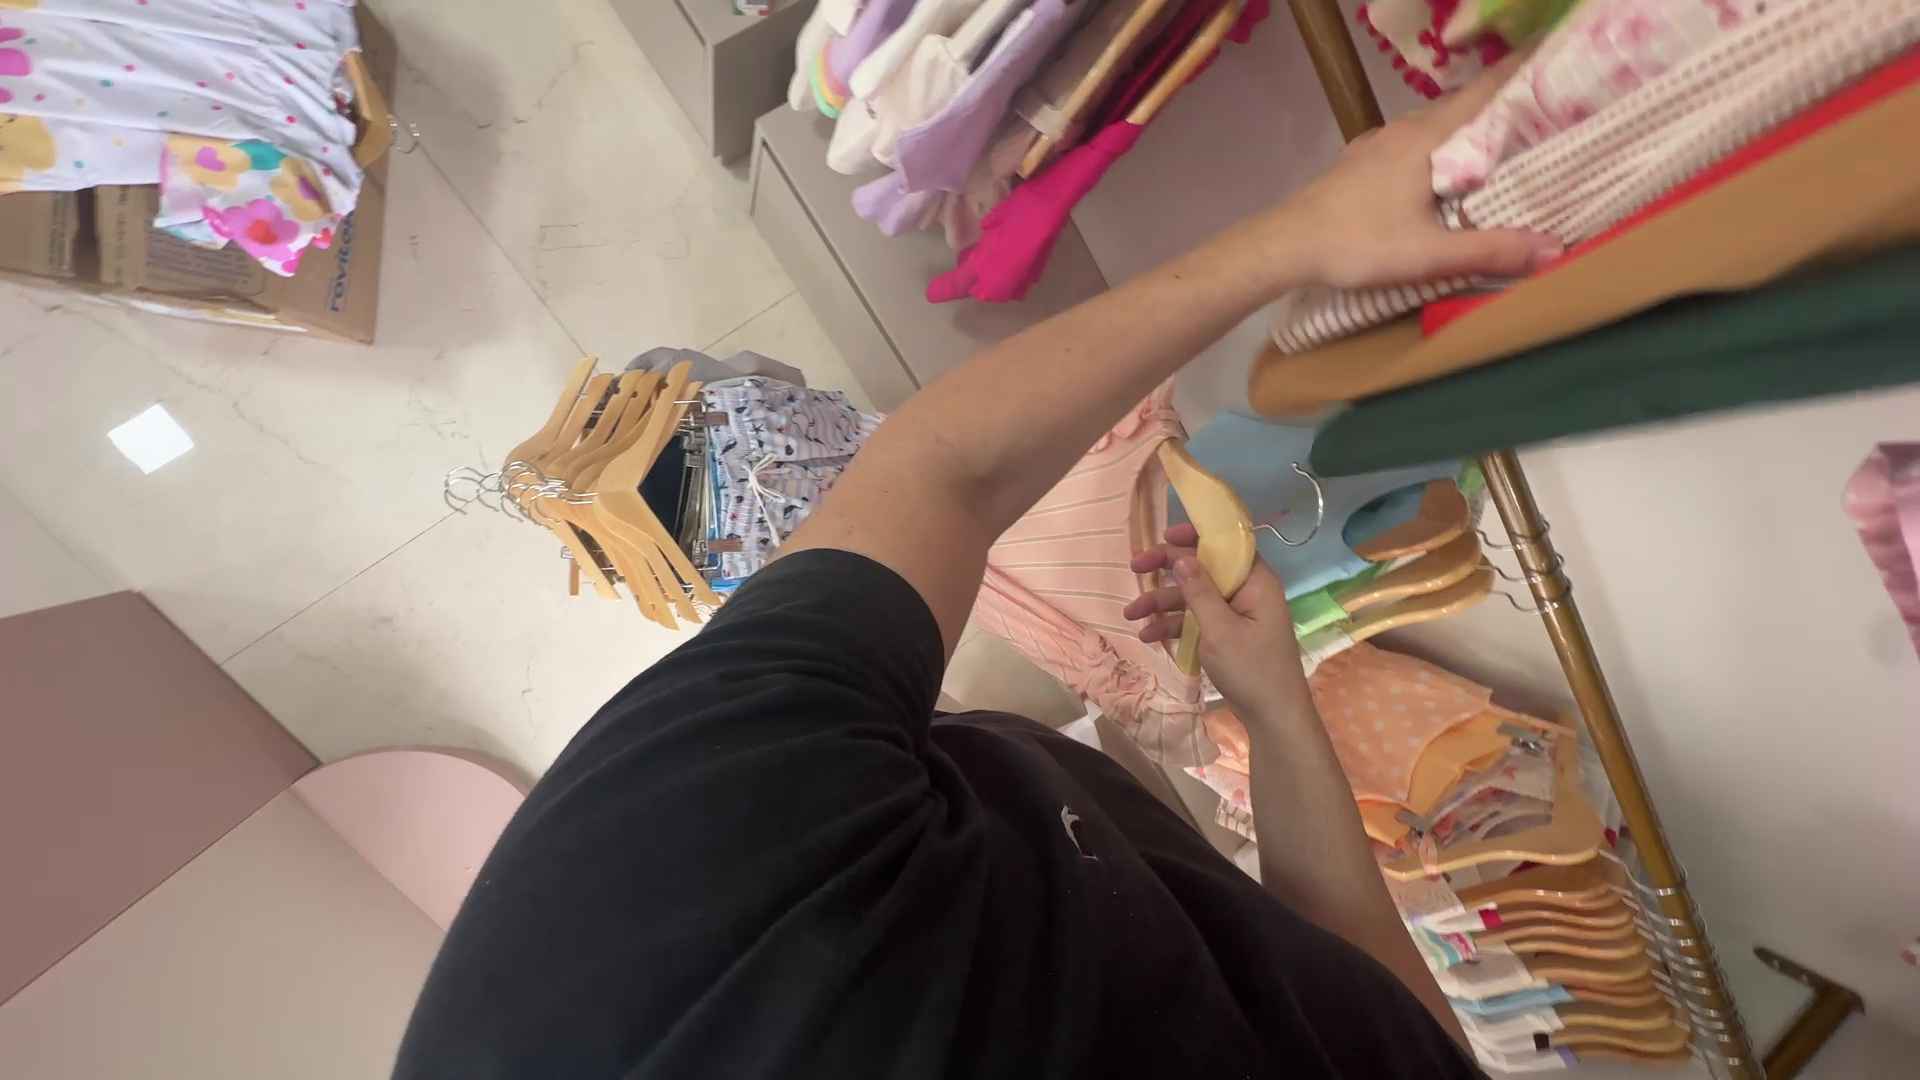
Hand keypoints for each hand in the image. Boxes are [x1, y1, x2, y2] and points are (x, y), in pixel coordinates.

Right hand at [1125, 524, 1308, 711]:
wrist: (1273, 717)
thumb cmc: (1252, 669)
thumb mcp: (1221, 629)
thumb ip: (1200, 592)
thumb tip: (1182, 557)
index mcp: (1255, 582)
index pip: (1226, 545)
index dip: (1196, 536)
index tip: (1165, 536)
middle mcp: (1245, 591)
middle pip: (1202, 569)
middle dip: (1166, 570)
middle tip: (1134, 568)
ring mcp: (1234, 613)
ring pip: (1192, 597)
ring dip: (1161, 603)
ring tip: (1130, 614)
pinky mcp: (1224, 633)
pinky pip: (1194, 619)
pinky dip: (1172, 625)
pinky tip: (1147, 636)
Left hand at [1247, 55, 1560, 291]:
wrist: (1283, 247)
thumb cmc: (1355, 244)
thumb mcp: (1426, 253)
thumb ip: (1488, 249)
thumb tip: (1554, 249)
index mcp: (1429, 135)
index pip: (1491, 86)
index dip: (1530, 71)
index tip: (1566, 63)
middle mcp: (1402, 128)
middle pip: (1462, 103)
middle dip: (1503, 103)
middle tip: (1545, 110)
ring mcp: (1372, 145)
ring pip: (1430, 123)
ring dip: (1462, 127)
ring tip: (1495, 140)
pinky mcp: (1353, 166)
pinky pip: (1403, 144)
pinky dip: (1429, 147)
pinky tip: (1432, 169)